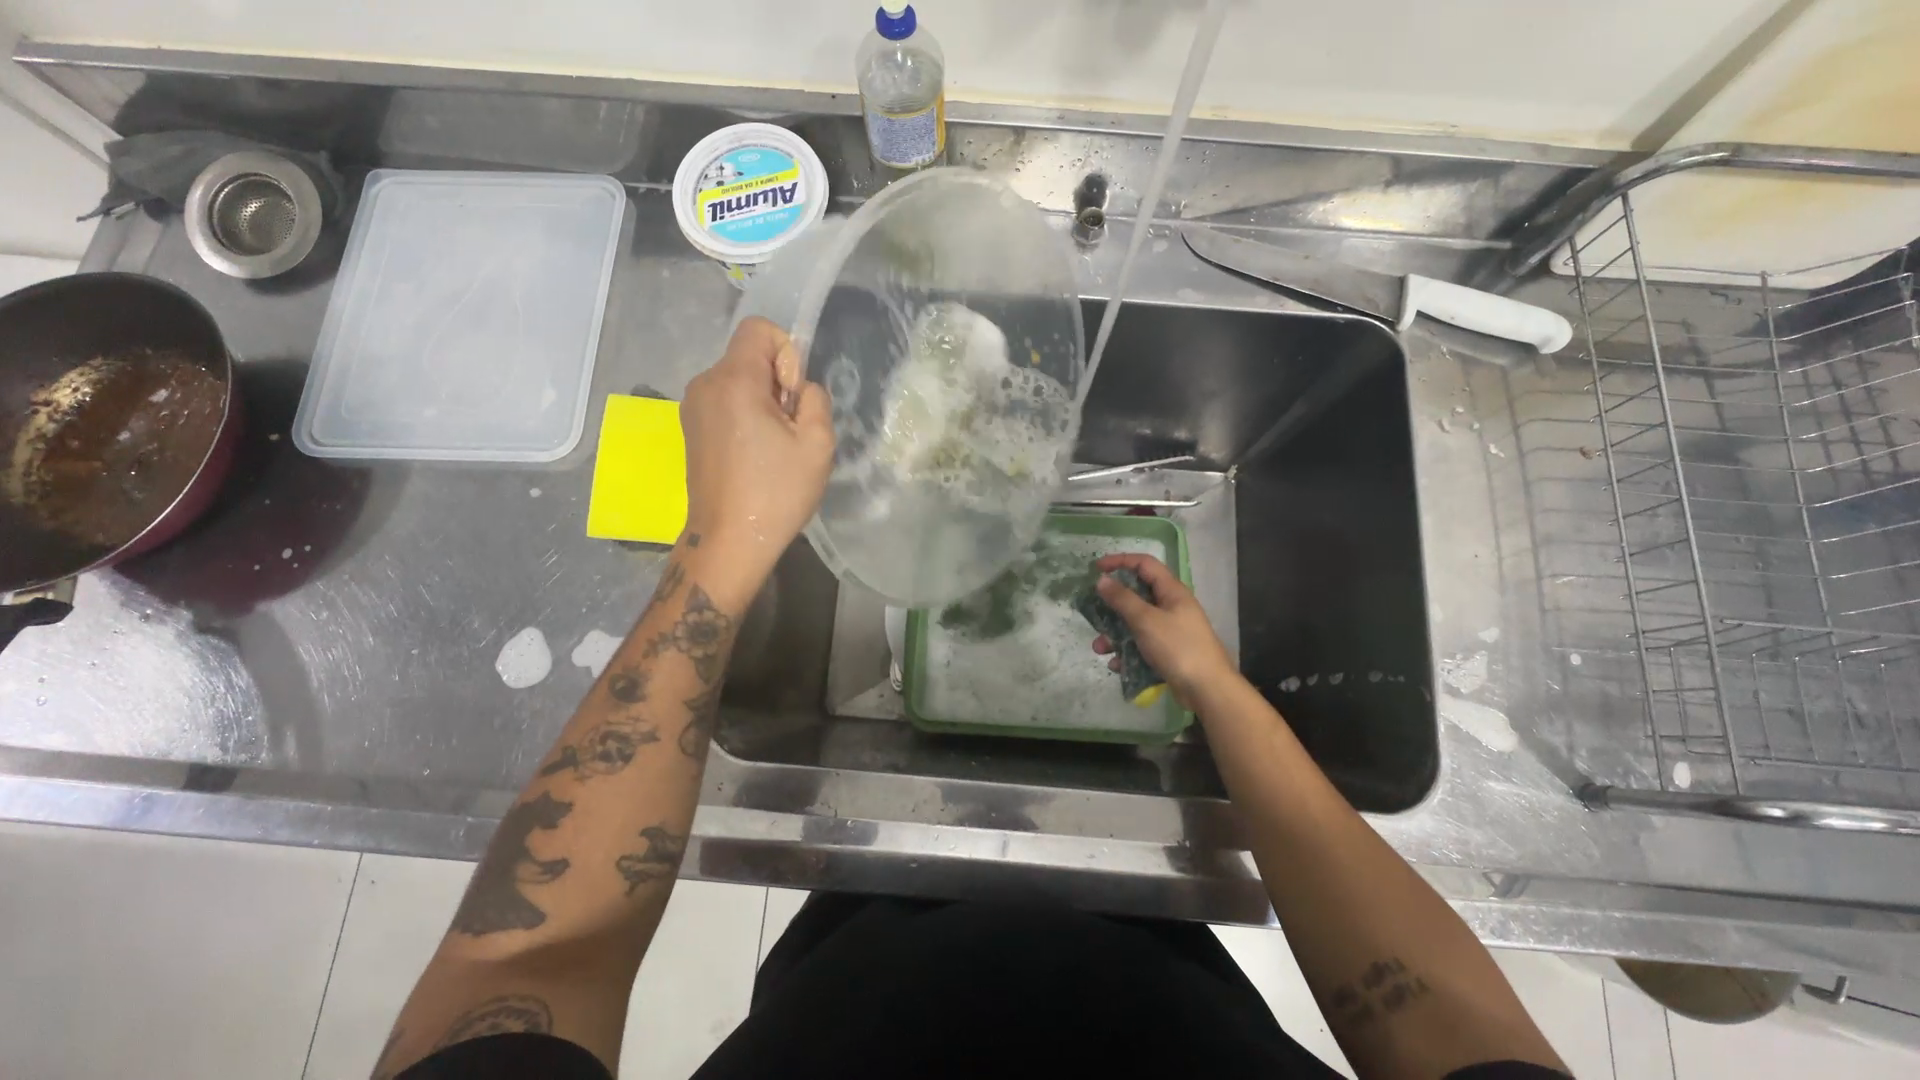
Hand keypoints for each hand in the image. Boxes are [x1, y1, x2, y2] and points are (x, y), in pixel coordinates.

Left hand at [680, 317, 834, 578]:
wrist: (729, 541)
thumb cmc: (776, 493)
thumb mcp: (817, 444)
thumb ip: (815, 400)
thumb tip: (799, 391)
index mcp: (733, 381)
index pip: (758, 329)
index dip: (786, 352)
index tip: (792, 397)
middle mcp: (705, 384)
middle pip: (747, 356)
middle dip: (776, 381)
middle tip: (788, 428)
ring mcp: (692, 407)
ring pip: (736, 380)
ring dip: (761, 401)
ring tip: (773, 446)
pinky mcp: (691, 429)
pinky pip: (724, 401)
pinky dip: (744, 415)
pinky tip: (754, 454)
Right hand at [1089, 553, 1233, 700]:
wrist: (1207, 689)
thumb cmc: (1178, 647)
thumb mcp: (1146, 620)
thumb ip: (1122, 599)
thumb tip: (1102, 580)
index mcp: (1171, 591)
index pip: (1144, 564)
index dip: (1120, 561)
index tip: (1096, 568)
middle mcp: (1172, 607)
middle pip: (1137, 596)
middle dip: (1112, 606)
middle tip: (1093, 613)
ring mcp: (1170, 630)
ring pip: (1136, 624)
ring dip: (1115, 634)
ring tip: (1100, 648)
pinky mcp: (1167, 652)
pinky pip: (1141, 645)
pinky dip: (1127, 652)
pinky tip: (1117, 665)